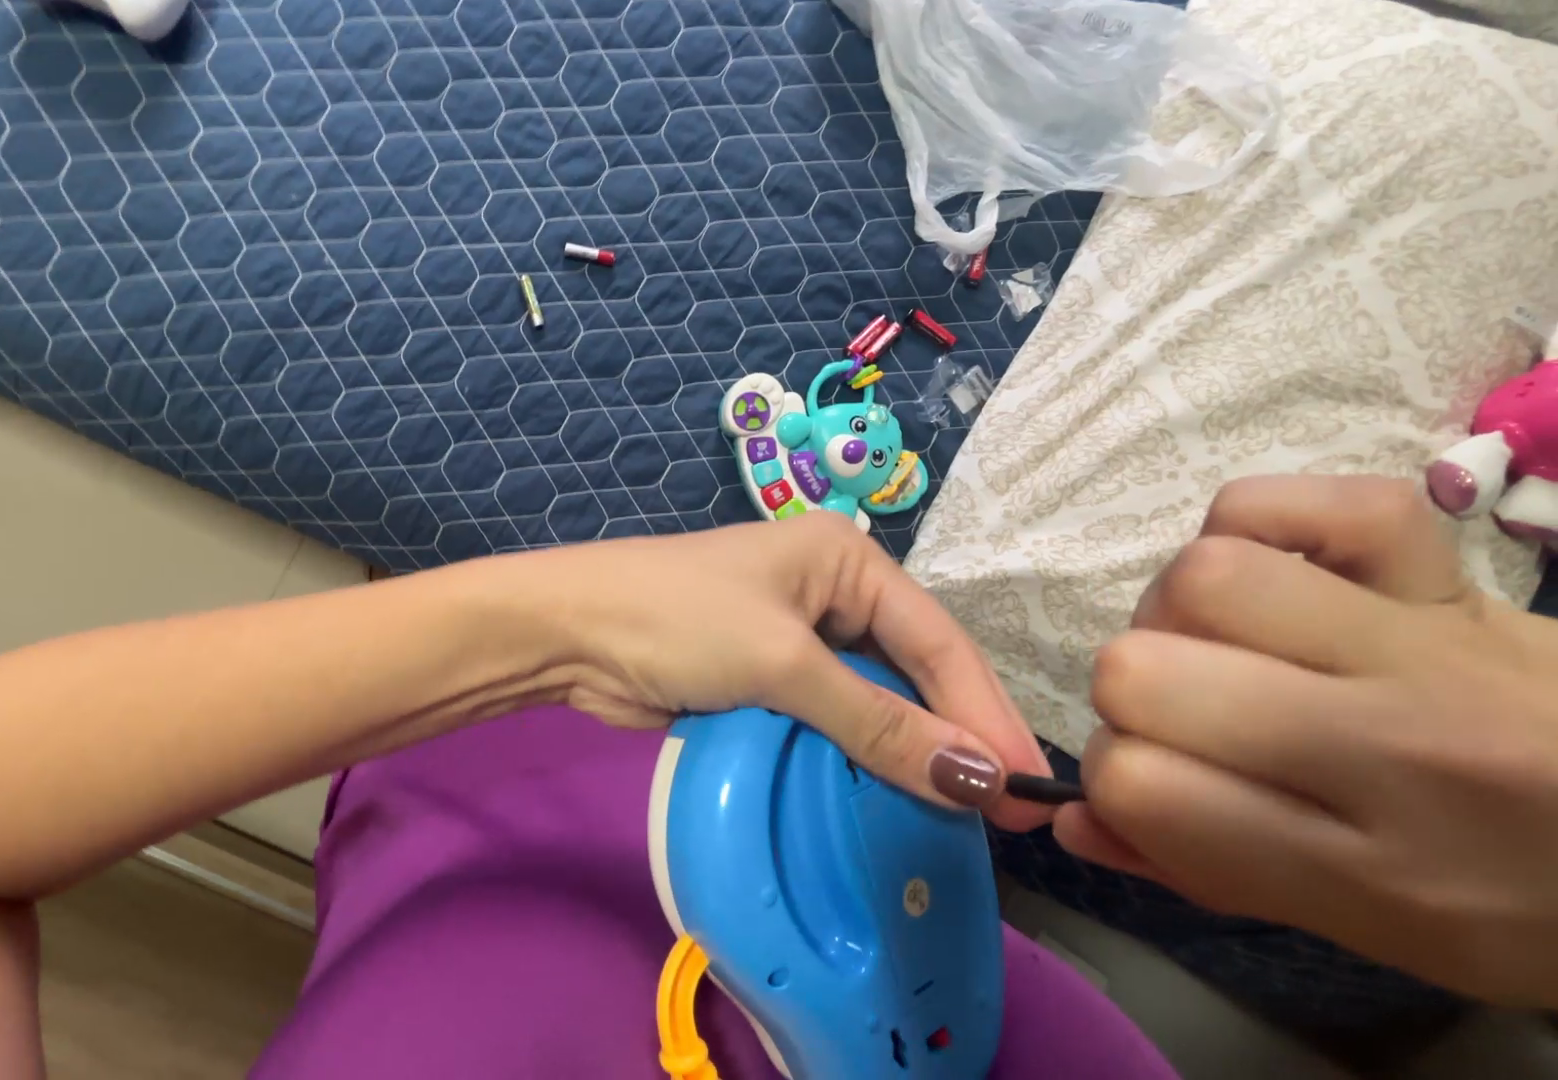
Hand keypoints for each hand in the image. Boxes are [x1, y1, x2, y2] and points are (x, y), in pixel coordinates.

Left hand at [517, 512, 1051, 829]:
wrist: (570, 631)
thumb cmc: (678, 620)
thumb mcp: (783, 663)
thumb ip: (876, 721)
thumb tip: (977, 778)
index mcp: (845, 560)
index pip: (936, 639)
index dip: (983, 712)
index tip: (1025, 785)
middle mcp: (830, 592)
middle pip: (910, 670)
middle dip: (951, 734)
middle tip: (1003, 811)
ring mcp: (795, 637)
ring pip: (871, 699)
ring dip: (905, 750)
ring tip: (960, 814)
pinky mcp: (765, 677)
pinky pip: (829, 719)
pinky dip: (855, 755)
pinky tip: (888, 796)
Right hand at [1055, 475, 1557, 1005]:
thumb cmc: (1509, 902)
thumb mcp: (1363, 930)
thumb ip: (1198, 872)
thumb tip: (1069, 815)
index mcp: (1375, 870)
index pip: (1137, 783)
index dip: (1112, 781)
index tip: (1155, 786)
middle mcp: (1402, 750)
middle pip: (1138, 672)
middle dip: (1128, 697)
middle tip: (1185, 715)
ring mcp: (1431, 644)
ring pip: (1204, 579)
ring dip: (1173, 613)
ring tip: (1218, 640)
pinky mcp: (1452, 569)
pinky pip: (1310, 505)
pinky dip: (1256, 522)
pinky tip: (1269, 569)